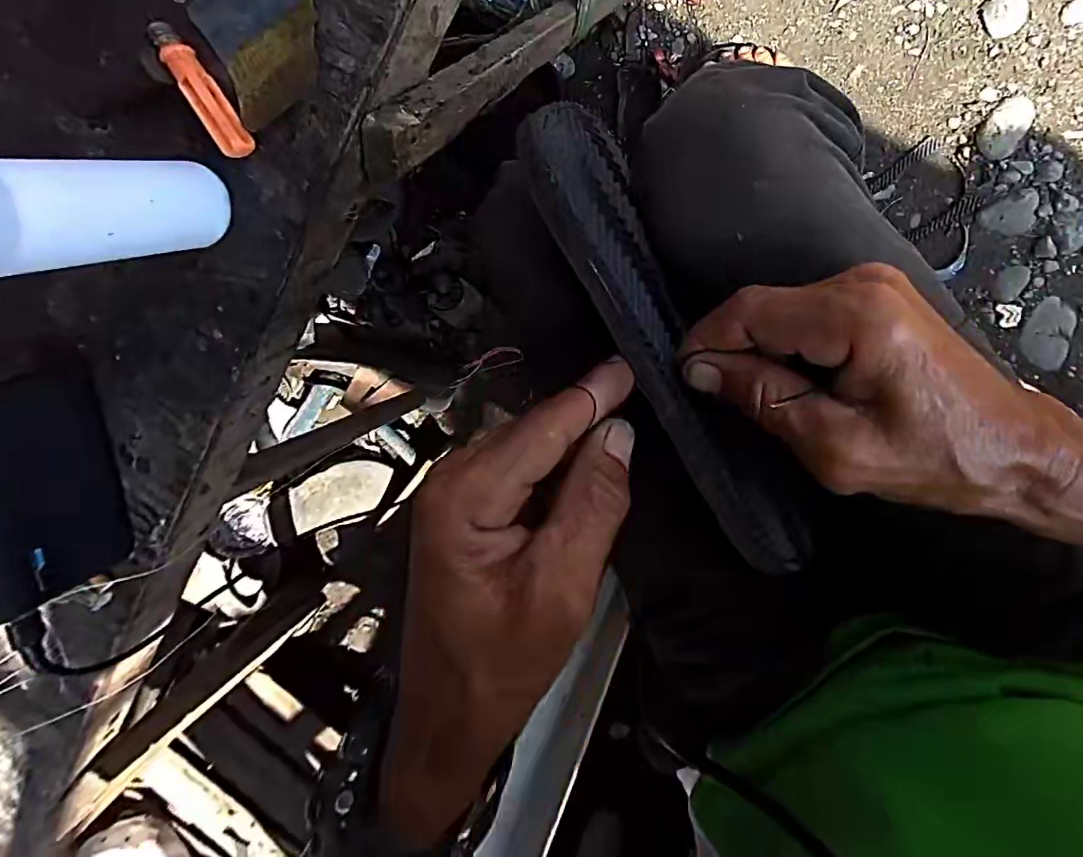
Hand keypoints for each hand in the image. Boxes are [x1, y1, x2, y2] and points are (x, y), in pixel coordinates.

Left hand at [379, 359, 635, 847]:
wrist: (448, 715)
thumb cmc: (501, 664)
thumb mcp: (562, 588)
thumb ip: (593, 504)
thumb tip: (617, 434)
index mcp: (467, 495)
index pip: (542, 427)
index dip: (591, 394)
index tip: (627, 366)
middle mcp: (451, 479)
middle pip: (532, 428)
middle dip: (584, 412)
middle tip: (633, 393)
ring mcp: (452, 491)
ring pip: (528, 443)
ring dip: (572, 438)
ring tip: (617, 424)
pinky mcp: (463, 505)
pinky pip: (519, 466)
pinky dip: (555, 462)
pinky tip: (583, 465)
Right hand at [679, 263, 1079, 516]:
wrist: (1019, 448)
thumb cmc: (941, 458)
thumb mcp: (840, 448)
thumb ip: (766, 401)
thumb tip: (703, 370)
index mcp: (855, 314)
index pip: (751, 312)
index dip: (707, 342)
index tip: (686, 378)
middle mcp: (862, 281)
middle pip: (764, 307)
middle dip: (735, 352)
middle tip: (729, 403)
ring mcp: (873, 282)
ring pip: (782, 310)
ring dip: (763, 352)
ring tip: (770, 401)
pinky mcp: (877, 295)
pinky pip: (807, 313)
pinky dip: (789, 346)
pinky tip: (801, 384)